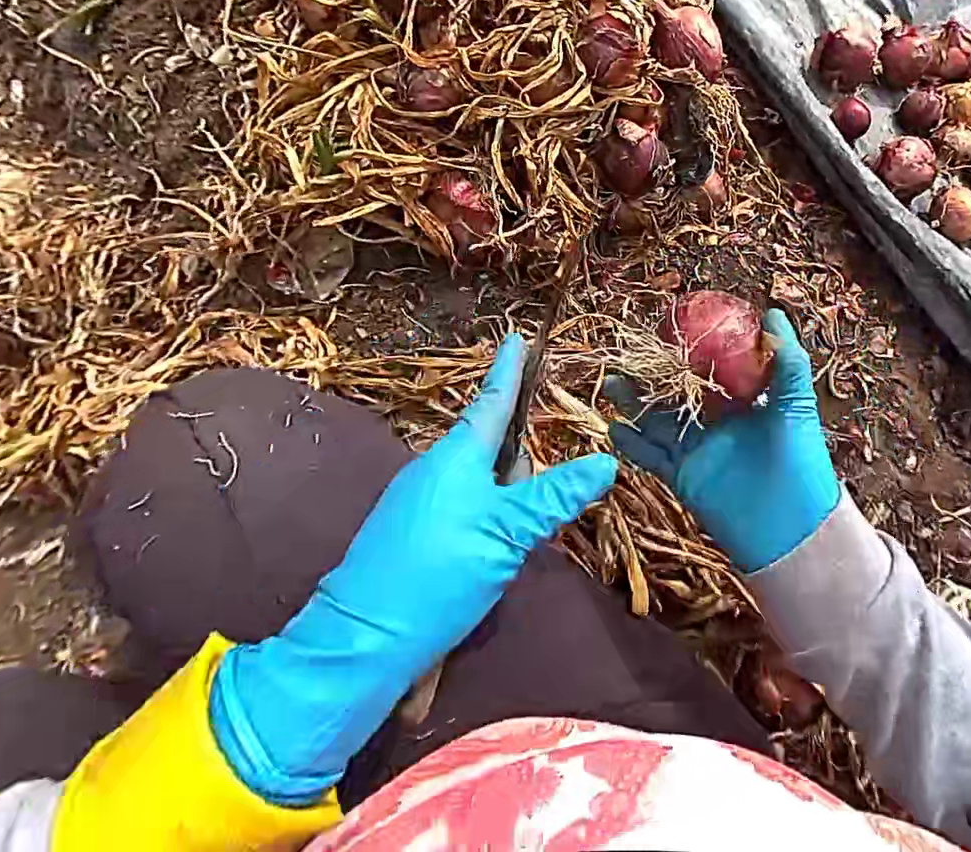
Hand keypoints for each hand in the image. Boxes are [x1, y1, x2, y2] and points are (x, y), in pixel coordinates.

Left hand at [210, 334, 617, 803]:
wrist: (366, 632)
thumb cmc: (441, 572)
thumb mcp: (507, 534)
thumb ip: (553, 497)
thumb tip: (604, 462)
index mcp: (458, 455)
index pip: (492, 401)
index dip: (509, 371)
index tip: (515, 338)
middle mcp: (437, 466)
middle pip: (492, 445)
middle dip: (519, 462)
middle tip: (535, 504)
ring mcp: (422, 495)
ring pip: (479, 479)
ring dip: (505, 496)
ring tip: (513, 537)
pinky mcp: (414, 524)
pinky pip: (463, 502)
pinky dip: (486, 515)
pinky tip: (490, 549)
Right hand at [607, 308, 840, 571]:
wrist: (793, 532)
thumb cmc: (802, 467)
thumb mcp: (796, 408)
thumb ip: (787, 363)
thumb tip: (775, 313)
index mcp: (737, 406)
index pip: (705, 374)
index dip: (685, 355)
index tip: (666, 333)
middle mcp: (712, 425)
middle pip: (672, 395)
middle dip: (648, 378)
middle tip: (628, 357)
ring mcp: (694, 450)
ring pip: (655, 421)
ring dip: (632, 404)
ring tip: (610, 384)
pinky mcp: (681, 476)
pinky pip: (650, 457)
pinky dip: (630, 444)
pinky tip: (613, 427)